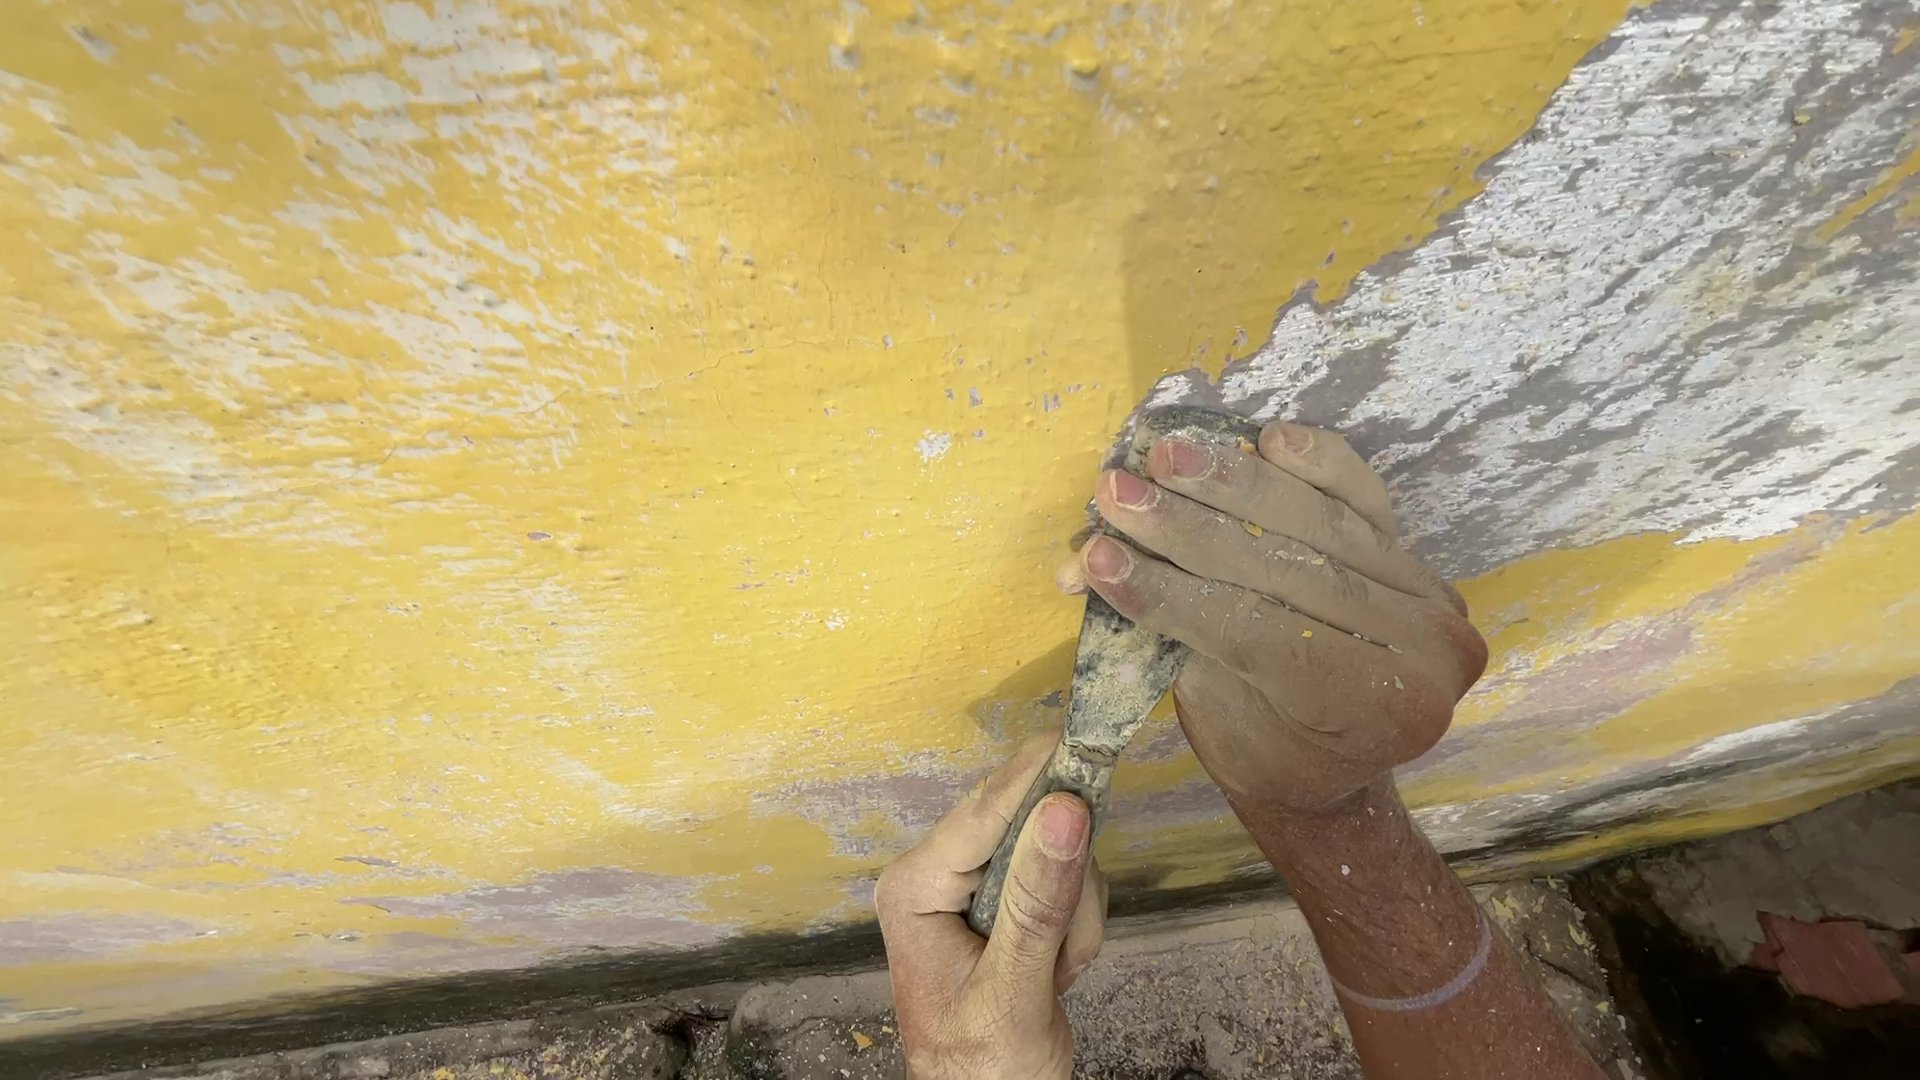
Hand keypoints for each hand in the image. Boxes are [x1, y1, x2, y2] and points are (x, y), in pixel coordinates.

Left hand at [875, 735, 1107, 1079]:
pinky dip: (1074, 919)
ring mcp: (969, 879)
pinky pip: (1059, 874)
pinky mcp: (1000, 892)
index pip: (981, 811)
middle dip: (1060, 880)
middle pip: (1018, 823)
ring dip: (1071, 910)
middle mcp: (935, 870)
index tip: (1079, 739)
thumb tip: (1065, 807)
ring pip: (1048, 848)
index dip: (1032, 774)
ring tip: (1054, 973)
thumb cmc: (985, 1068)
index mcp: (915, 886)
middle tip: (1069, 936)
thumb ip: (1038, 902)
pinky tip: (1055, 968)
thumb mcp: (1013, 992)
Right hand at [1072, 421, 1486, 810]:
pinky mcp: (1413, 553)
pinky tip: (1267, 437)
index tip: (1098, 557)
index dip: (1170, 592)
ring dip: (1230, 482)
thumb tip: (1080, 568)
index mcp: (1373, 710)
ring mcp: (1426, 594)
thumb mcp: (1212, 712)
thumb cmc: (1262, 749)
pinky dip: (1316, 460)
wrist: (1333, 754)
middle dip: (1187, 527)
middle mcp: (1420, 649)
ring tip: (1162, 456)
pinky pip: (1363, 492)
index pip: (1255, 632)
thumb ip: (1161, 632)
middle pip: (1286, 566)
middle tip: (1116, 493)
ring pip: (1319, 519)